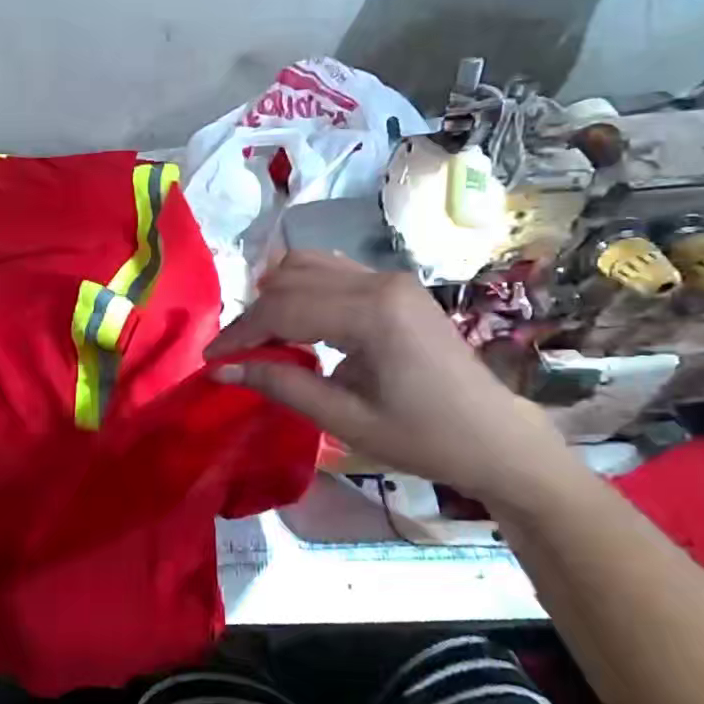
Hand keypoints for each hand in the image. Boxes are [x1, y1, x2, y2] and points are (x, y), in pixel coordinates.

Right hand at [207, 250, 577, 503]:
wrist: (493, 436)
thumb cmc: (423, 438)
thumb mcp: (345, 419)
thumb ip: (282, 386)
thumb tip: (223, 371)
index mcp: (372, 313)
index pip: (283, 308)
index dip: (240, 332)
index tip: (210, 360)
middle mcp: (380, 281)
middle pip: (292, 279)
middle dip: (255, 315)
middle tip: (235, 356)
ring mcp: (391, 278)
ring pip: (311, 265)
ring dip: (277, 297)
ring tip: (262, 340)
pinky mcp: (396, 287)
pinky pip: (334, 274)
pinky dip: (304, 292)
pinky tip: (297, 326)